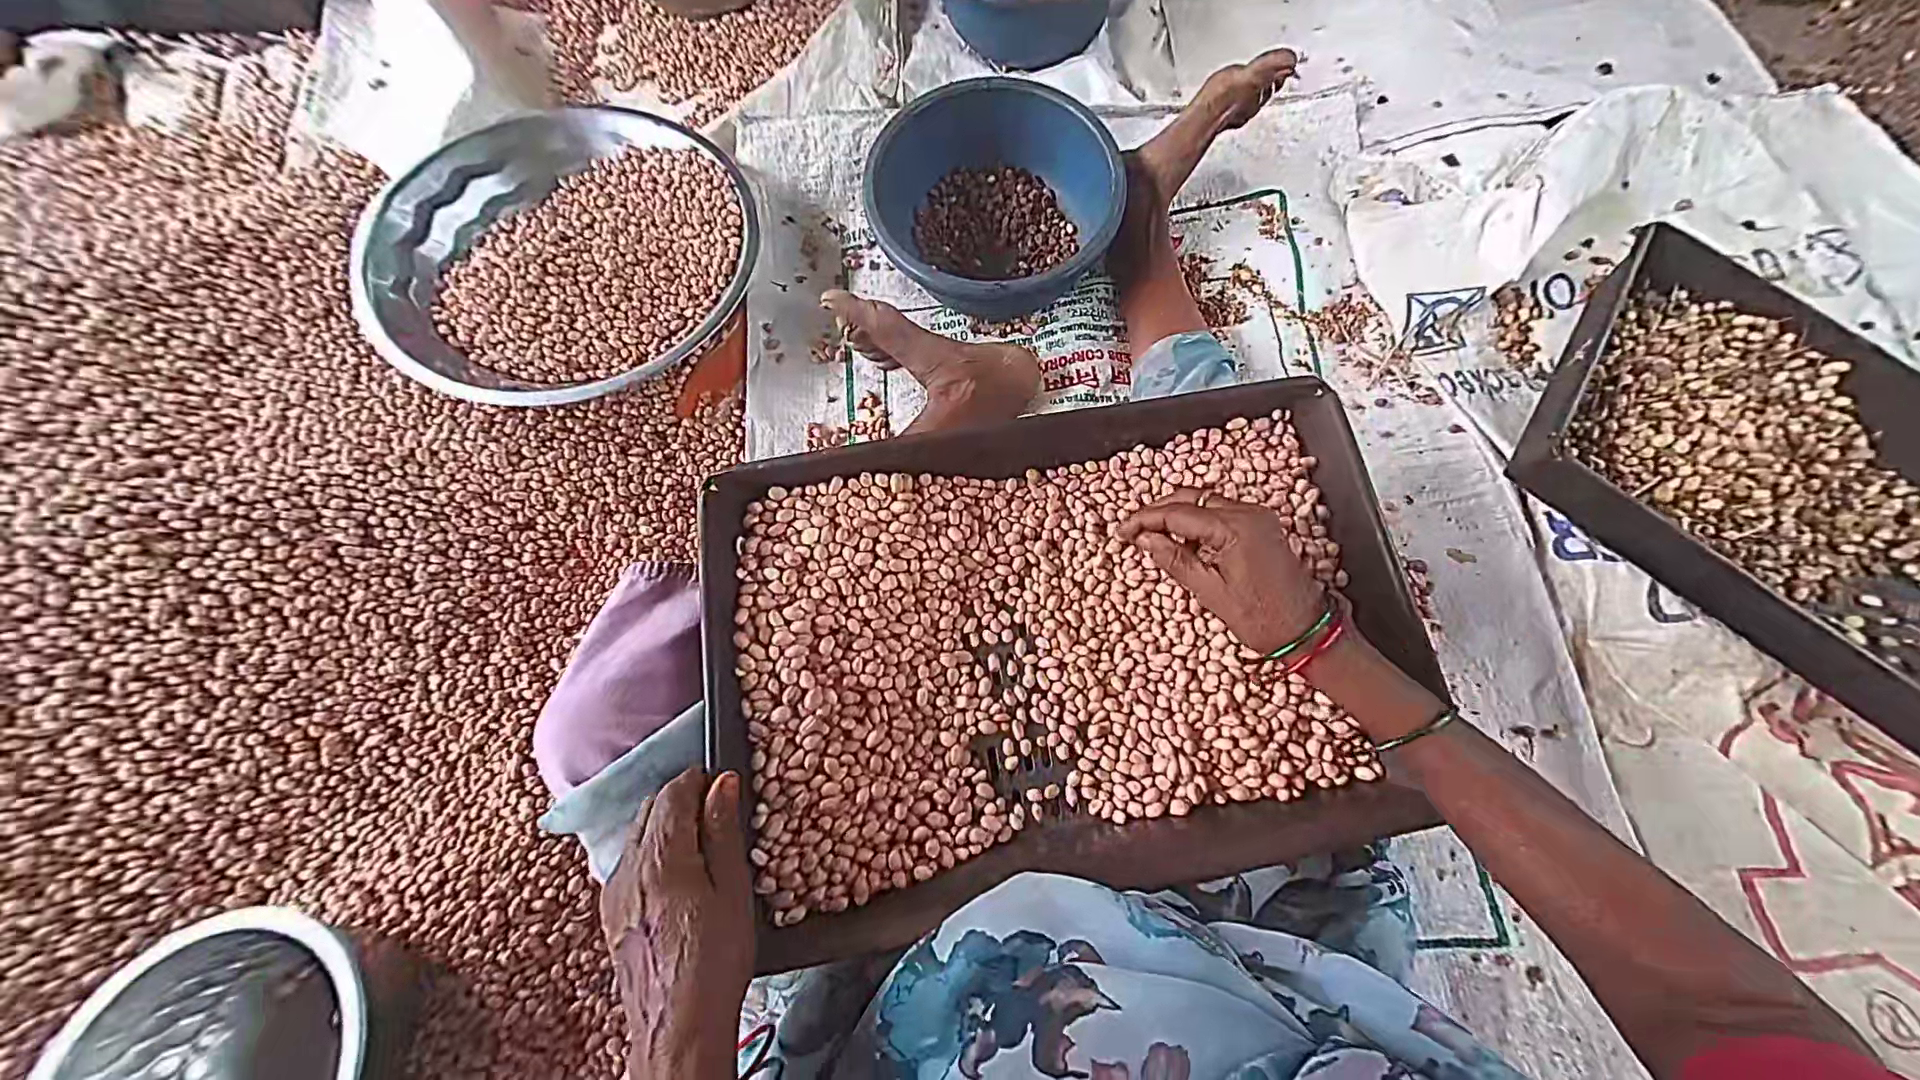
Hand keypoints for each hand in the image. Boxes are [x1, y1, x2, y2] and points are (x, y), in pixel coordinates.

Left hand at [600, 767, 752, 1079]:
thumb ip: (722, 831)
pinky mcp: (611, 914)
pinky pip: (631, 860)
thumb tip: (721, 783)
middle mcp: (628, 869)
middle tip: (718, 809)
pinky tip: (679, 871)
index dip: (699, 779)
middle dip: (682, 797)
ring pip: (638, 833)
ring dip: (667, 822)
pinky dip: (654, 849)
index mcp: (661, 859)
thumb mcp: (733, 889)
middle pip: (650, 808)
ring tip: (703, 840)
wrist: (676, 1029)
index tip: (723, 783)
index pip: (672, 793)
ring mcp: (613, 893)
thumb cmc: (716, 958)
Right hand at [1116, 491, 1326, 654]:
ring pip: (1204, 503)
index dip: (1144, 520)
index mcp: (1235, 529)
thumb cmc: (1262, 619)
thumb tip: (1145, 539)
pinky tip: (1183, 542)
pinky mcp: (1262, 526)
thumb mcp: (1209, 592)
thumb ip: (1174, 559)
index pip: (1177, 513)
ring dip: (1176, 516)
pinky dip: (1197, 522)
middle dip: (1157, 512)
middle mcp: (1249, 514)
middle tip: (1133, 531)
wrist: (1308, 631)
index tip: (1122, 531)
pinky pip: (1220, 513)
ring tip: (1153, 538)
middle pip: (1190, 498)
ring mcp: (1258, 517)